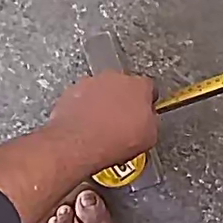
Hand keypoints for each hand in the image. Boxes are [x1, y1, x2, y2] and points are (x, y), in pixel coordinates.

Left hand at [40, 71, 158, 173]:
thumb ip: (151, 122)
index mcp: (139, 86)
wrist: (79, 144)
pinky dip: (84, 109)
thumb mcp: (148, 138)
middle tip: (122, 121)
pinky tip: (86, 126)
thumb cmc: (112, 140)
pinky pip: (82, 99)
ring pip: (101, 91)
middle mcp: (115, 78)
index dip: (147, 101)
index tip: (145, 111)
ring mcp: (91, 83)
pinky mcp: (71, 92)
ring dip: (102, 104)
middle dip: (122, 101)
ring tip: (102, 126)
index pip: (149, 87)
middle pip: (123, 86)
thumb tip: (149, 122)